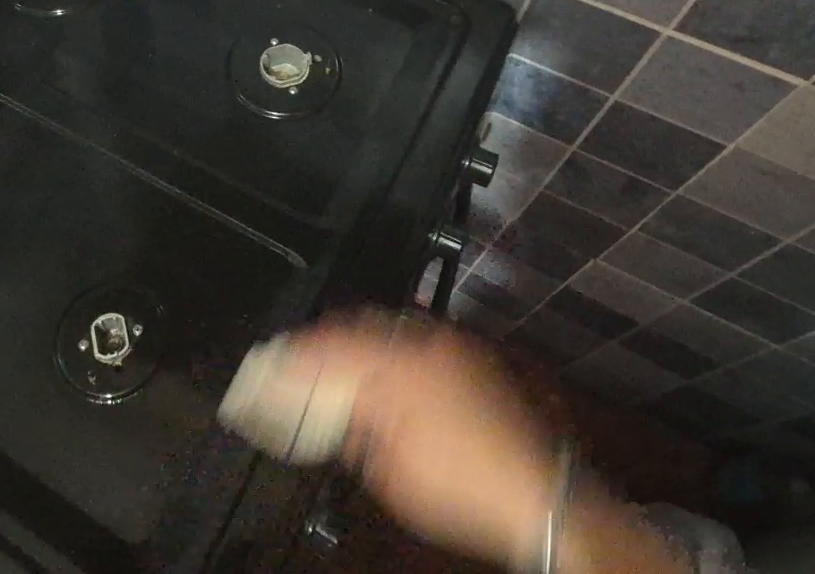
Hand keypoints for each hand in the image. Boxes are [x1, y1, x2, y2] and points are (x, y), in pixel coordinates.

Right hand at [281, 313, 560, 567]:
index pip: (331, 348)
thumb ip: (354, 430)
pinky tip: (382, 359)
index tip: (273, 361)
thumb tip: (332, 411)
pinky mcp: (468, 350)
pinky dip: (390, 341)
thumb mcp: (392, 472)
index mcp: (397, 368)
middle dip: (324, 339)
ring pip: (387, 323)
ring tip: (335, 356)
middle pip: (357, 324)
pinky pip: (416, 331)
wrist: (541, 491)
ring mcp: (448, 342)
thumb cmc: (463, 488)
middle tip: (299, 357)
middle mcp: (421, 342)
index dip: (296, 354)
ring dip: (356, 336)